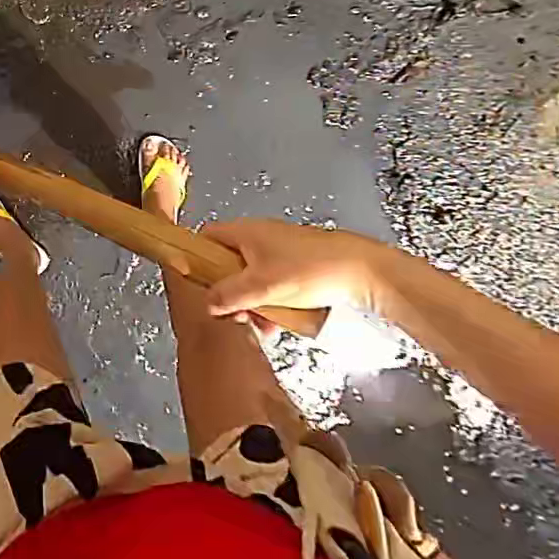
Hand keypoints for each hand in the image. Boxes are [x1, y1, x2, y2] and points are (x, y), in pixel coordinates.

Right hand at [199, 219, 402, 330]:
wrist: (362, 270)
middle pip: (227, 262)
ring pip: (250, 276)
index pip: (206, 237)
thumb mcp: (262, 287)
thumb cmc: (307, 271)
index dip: (196, 258)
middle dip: (227, 291)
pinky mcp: (295, 264)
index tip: (196, 286)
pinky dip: (269, 300)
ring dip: (250, 301)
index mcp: (243, 232)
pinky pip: (270, 282)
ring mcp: (278, 249)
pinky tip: (278, 324)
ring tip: (260, 326)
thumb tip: (205, 303)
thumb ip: (229, 295)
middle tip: (233, 314)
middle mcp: (257, 236)